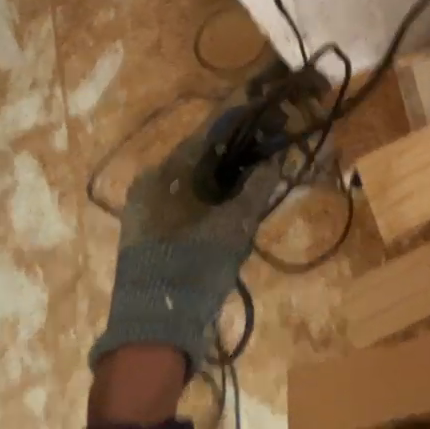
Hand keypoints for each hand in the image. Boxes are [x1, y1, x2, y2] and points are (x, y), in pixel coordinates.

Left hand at [89, 121, 283, 373]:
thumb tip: (279, 151)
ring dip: (232, 162)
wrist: (154, 330)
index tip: (275, 100)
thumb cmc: (195, 266)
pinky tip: (243, 186)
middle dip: (244, 138)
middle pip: (206, 147)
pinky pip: (190, 191)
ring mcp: (149, 204)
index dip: (248, 113)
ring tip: (267, 156)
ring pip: (199, 170)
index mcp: (167, 172)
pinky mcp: (153, 225)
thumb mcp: (236, 222)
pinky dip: (217, 184)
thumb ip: (259, 182)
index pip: (214, 127)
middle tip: (278, 131)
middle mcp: (153, 180)